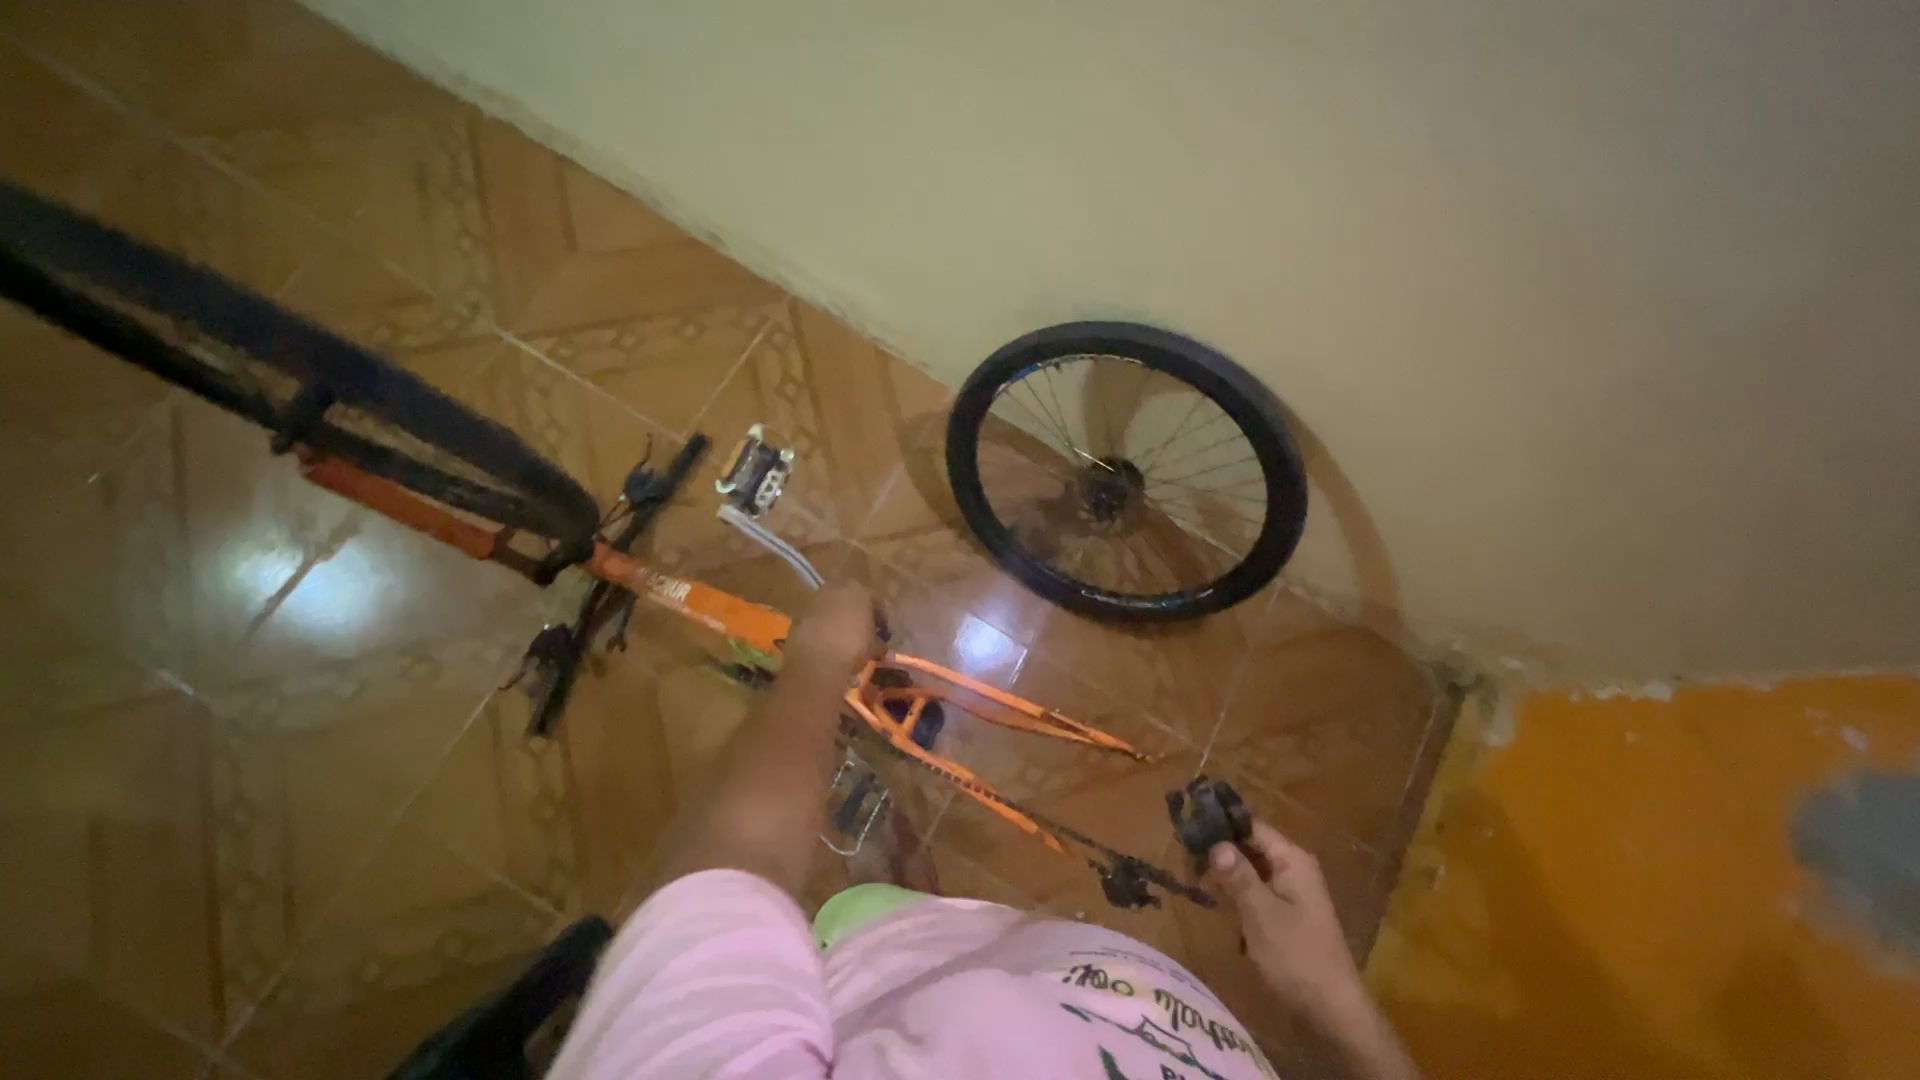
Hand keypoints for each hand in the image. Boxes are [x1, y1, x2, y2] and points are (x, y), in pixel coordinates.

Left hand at [784, 581, 885, 680]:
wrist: (816, 657)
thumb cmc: (853, 646)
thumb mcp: (873, 647)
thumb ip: (878, 642)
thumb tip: (879, 645)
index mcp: (861, 592)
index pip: (877, 602)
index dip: (881, 619)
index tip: (883, 633)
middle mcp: (838, 588)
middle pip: (852, 599)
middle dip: (858, 613)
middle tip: (862, 630)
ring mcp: (817, 599)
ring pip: (833, 606)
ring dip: (839, 618)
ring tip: (843, 637)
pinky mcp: (800, 613)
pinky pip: (818, 617)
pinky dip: (823, 626)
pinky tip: (826, 641)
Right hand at [1204, 820, 1366, 1025]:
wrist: (1331, 1012)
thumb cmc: (1296, 956)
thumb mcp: (1261, 914)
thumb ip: (1238, 876)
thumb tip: (1216, 842)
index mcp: (1292, 860)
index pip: (1251, 826)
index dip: (1220, 825)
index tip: (1187, 829)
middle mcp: (1293, 869)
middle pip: (1249, 846)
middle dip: (1218, 850)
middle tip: (1183, 859)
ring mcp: (1291, 893)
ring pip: (1250, 870)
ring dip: (1224, 873)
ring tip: (1191, 877)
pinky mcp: (1285, 915)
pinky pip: (1255, 892)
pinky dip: (1235, 893)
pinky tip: (1213, 900)